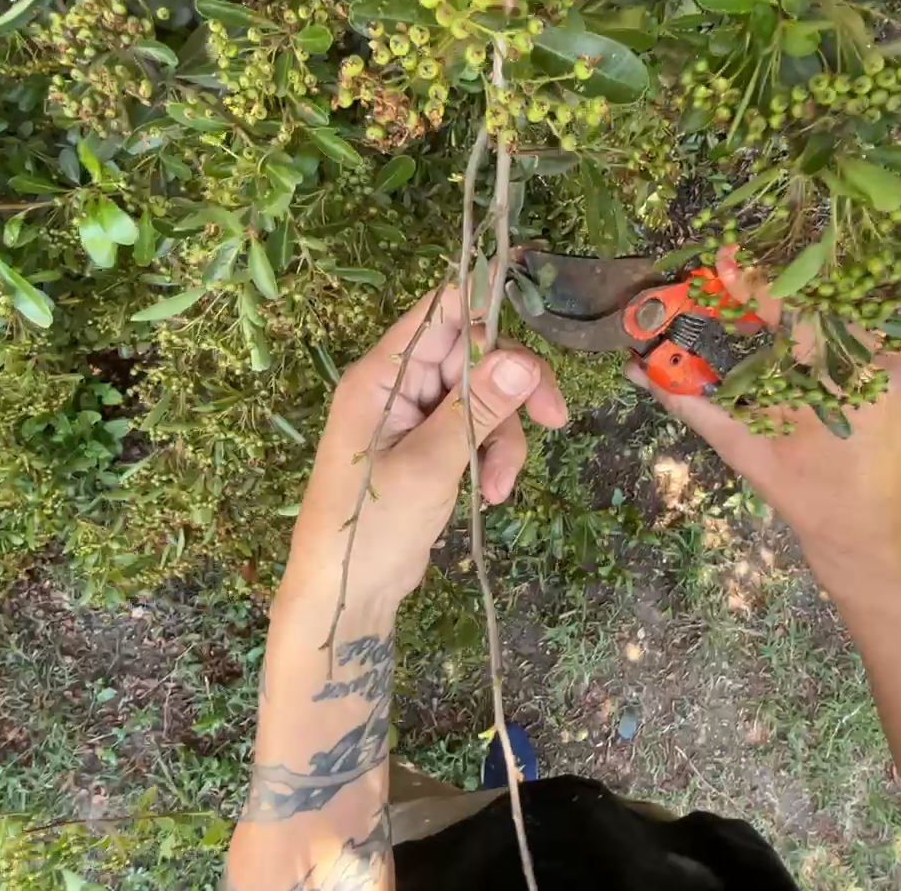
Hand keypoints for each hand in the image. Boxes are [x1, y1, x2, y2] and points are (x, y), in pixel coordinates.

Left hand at [285, 285, 568, 609]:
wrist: (347, 594)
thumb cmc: (369, 526)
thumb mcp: (428, 465)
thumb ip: (476, 409)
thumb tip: (524, 358)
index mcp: (383, 374)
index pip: (440, 312)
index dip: (486, 306)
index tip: (535, 327)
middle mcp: (400, 384)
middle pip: (474, 357)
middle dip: (513, 390)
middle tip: (553, 418)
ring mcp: (416, 415)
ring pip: (483, 397)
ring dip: (503, 438)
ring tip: (498, 487)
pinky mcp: (431, 443)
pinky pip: (476, 429)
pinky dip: (491, 456)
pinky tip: (491, 492)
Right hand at [628, 247, 900, 574]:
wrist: (864, 526)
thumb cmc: (800, 491)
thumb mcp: (740, 445)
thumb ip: (688, 401)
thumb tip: (636, 369)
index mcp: (847, 387)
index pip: (798, 316)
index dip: (756, 287)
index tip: (724, 261)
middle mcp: (887, 366)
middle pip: (821, 307)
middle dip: (773, 294)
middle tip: (731, 284)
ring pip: (841, 316)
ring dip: (798, 310)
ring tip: (757, 310)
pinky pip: (860, 331)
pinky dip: (825, 327)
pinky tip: (797, 335)